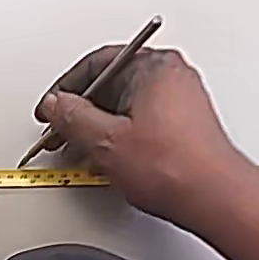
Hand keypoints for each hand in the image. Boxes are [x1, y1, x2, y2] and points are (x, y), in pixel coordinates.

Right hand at [34, 47, 257, 220]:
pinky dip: (114, 136)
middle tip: (58, 133)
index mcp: (153, 67)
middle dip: (78, 113)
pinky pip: (136, 121)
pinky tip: (103, 158)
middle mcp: (169, 77)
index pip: (96, 64)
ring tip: (78, 150)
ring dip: (94, 128)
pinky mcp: (179, 125)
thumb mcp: (105, 140)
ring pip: (121, 106)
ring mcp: (177, 100)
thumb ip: (73, 118)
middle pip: (109, 85)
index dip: (64, 89)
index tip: (49, 109)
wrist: (209, 195)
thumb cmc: (174, 166)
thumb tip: (56, 105)